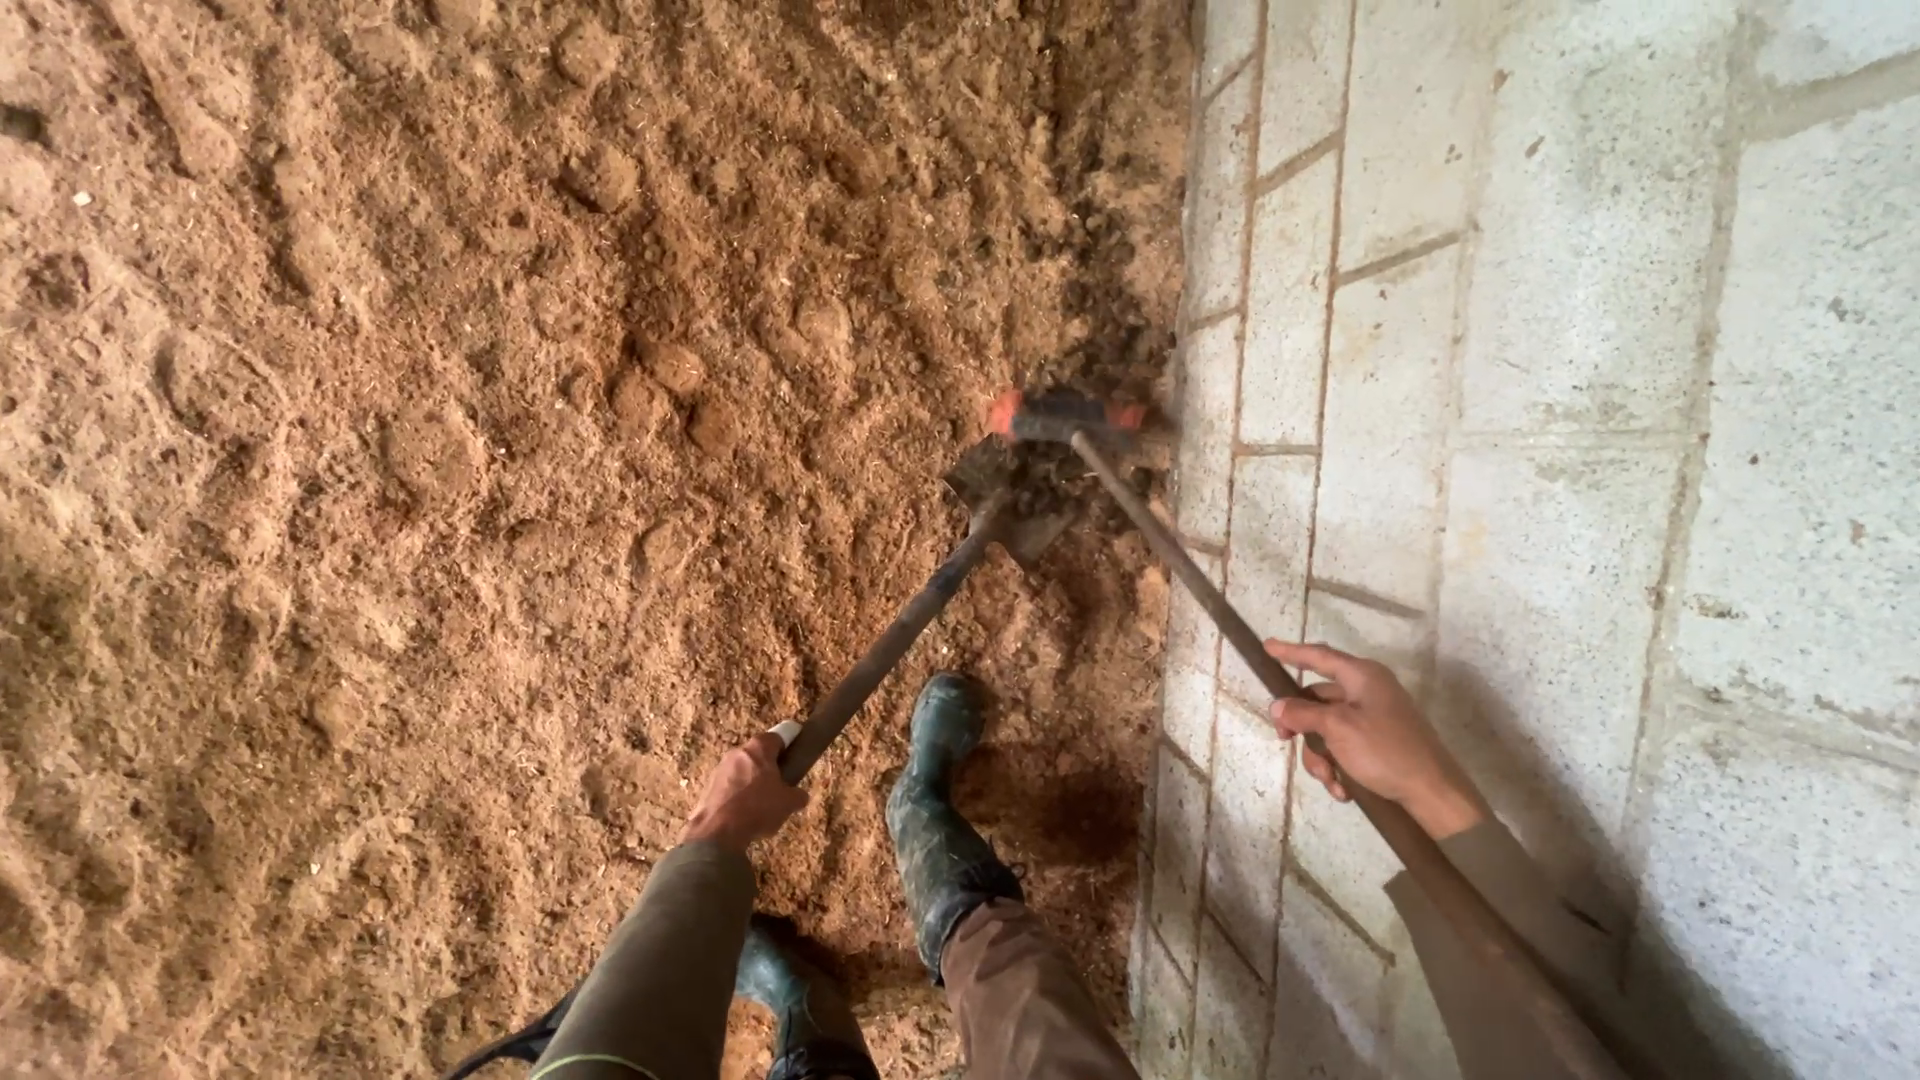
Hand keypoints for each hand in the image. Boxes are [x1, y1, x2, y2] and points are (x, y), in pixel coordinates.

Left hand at [680, 732, 809, 853]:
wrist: (717, 832)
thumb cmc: (758, 808)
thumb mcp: (789, 803)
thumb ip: (798, 795)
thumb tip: (800, 796)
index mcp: (760, 747)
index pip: (781, 734)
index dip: (792, 742)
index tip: (798, 752)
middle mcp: (738, 751)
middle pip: (759, 753)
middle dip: (771, 765)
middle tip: (782, 783)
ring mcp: (721, 768)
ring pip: (743, 769)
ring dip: (753, 780)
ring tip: (762, 803)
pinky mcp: (708, 786)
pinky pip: (730, 785)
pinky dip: (738, 794)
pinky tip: (745, 813)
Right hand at [1264, 641, 1489, 839]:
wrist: (1434, 794)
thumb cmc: (1385, 751)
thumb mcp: (1337, 729)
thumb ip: (1302, 713)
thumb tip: (1277, 706)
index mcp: (1362, 677)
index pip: (1318, 656)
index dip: (1290, 651)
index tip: (1266, 646)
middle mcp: (1367, 691)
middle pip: (1316, 699)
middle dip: (1301, 727)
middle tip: (1284, 739)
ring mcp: (1373, 718)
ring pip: (1325, 728)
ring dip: (1320, 755)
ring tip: (1329, 778)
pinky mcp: (1377, 743)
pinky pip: (1342, 746)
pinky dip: (1337, 766)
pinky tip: (1343, 788)